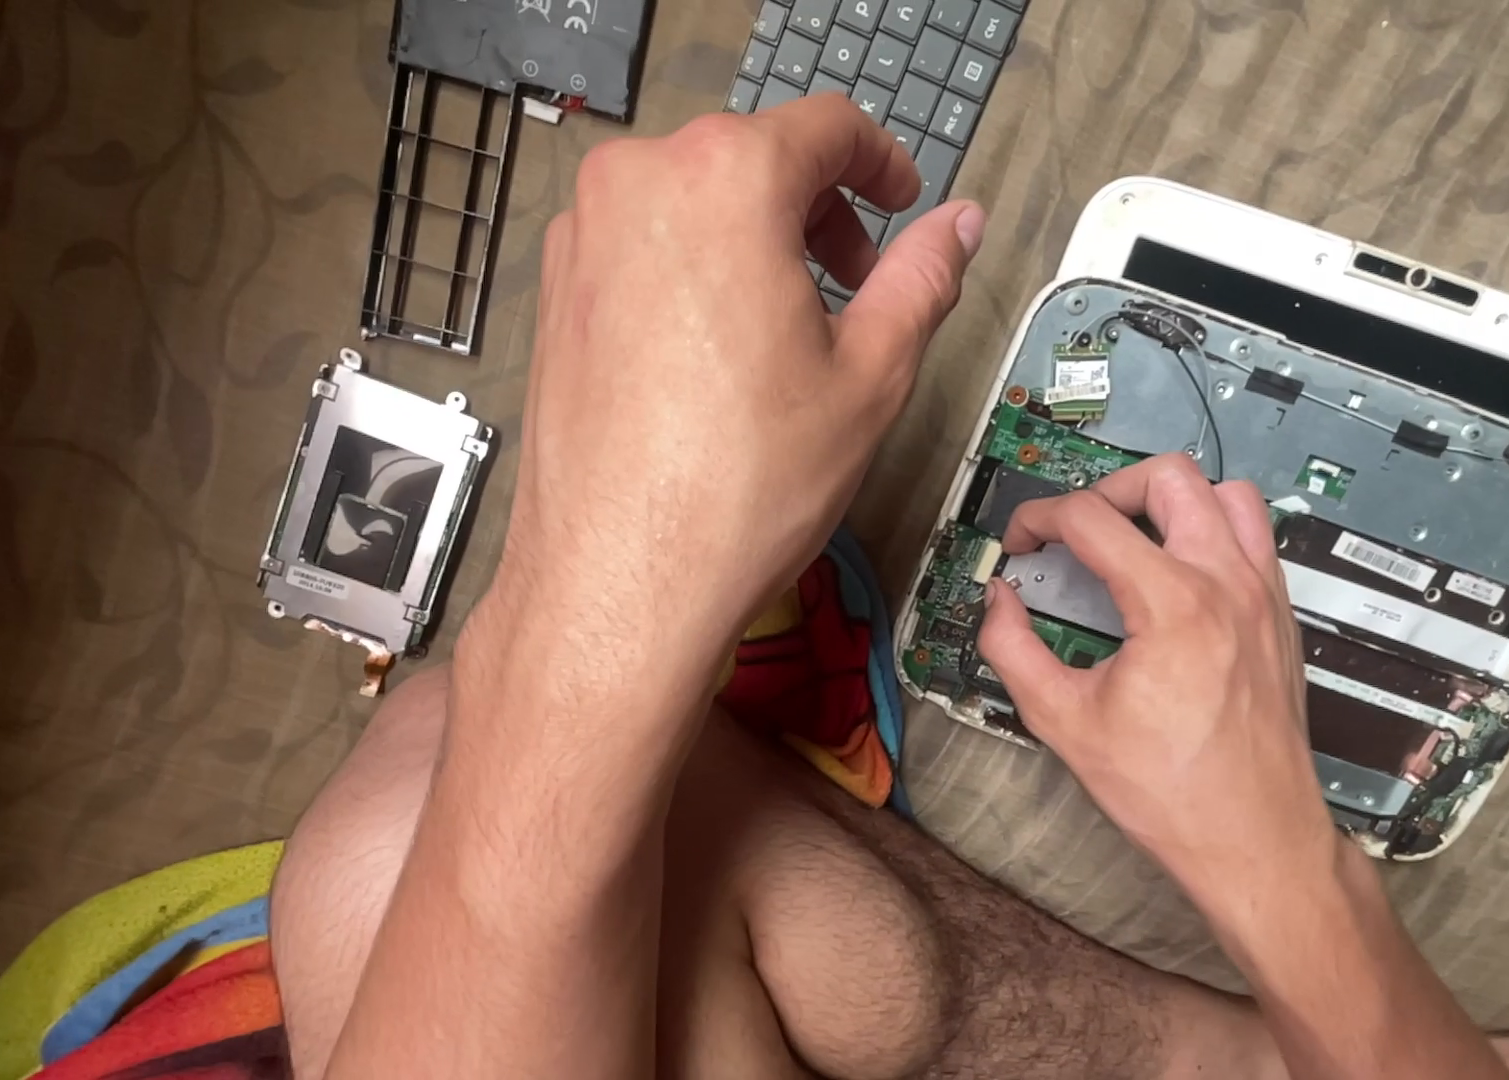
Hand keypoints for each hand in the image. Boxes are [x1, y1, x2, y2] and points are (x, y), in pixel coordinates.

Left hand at [497, 96, 984, 668]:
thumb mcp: (869, 378)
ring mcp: (581, 246)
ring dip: (753, 248)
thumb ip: (921, 281)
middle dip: (816, 215)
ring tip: (786, 332)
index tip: (897, 201)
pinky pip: (642, 255)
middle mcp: (635, 192)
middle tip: (853, 283)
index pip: (822, 129)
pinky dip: (694, 278)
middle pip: (751, 164)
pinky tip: (718, 357)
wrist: (621, 584)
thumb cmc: (737, 492)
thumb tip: (953, 231)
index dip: (878, 164)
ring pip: (691, 208)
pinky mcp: (555, 301)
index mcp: (721, 183)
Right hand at [976, 455, 1336, 893]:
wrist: (1254, 841)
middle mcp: (1226, 583)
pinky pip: (1253, 535)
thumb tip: (999, 599)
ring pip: (1225, 493)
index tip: (1018, 544)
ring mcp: (1264, 596)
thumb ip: (1010, 647)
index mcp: (1171, 604)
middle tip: (1074, 532)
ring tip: (1130, 538)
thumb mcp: (1059, 719)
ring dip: (1167, 500)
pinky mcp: (1280, 616)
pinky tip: (1173, 573)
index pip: (1089, 517)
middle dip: (1105, 489)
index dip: (1036, 518)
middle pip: (1167, 477)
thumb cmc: (1161, 787)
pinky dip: (1207, 528)